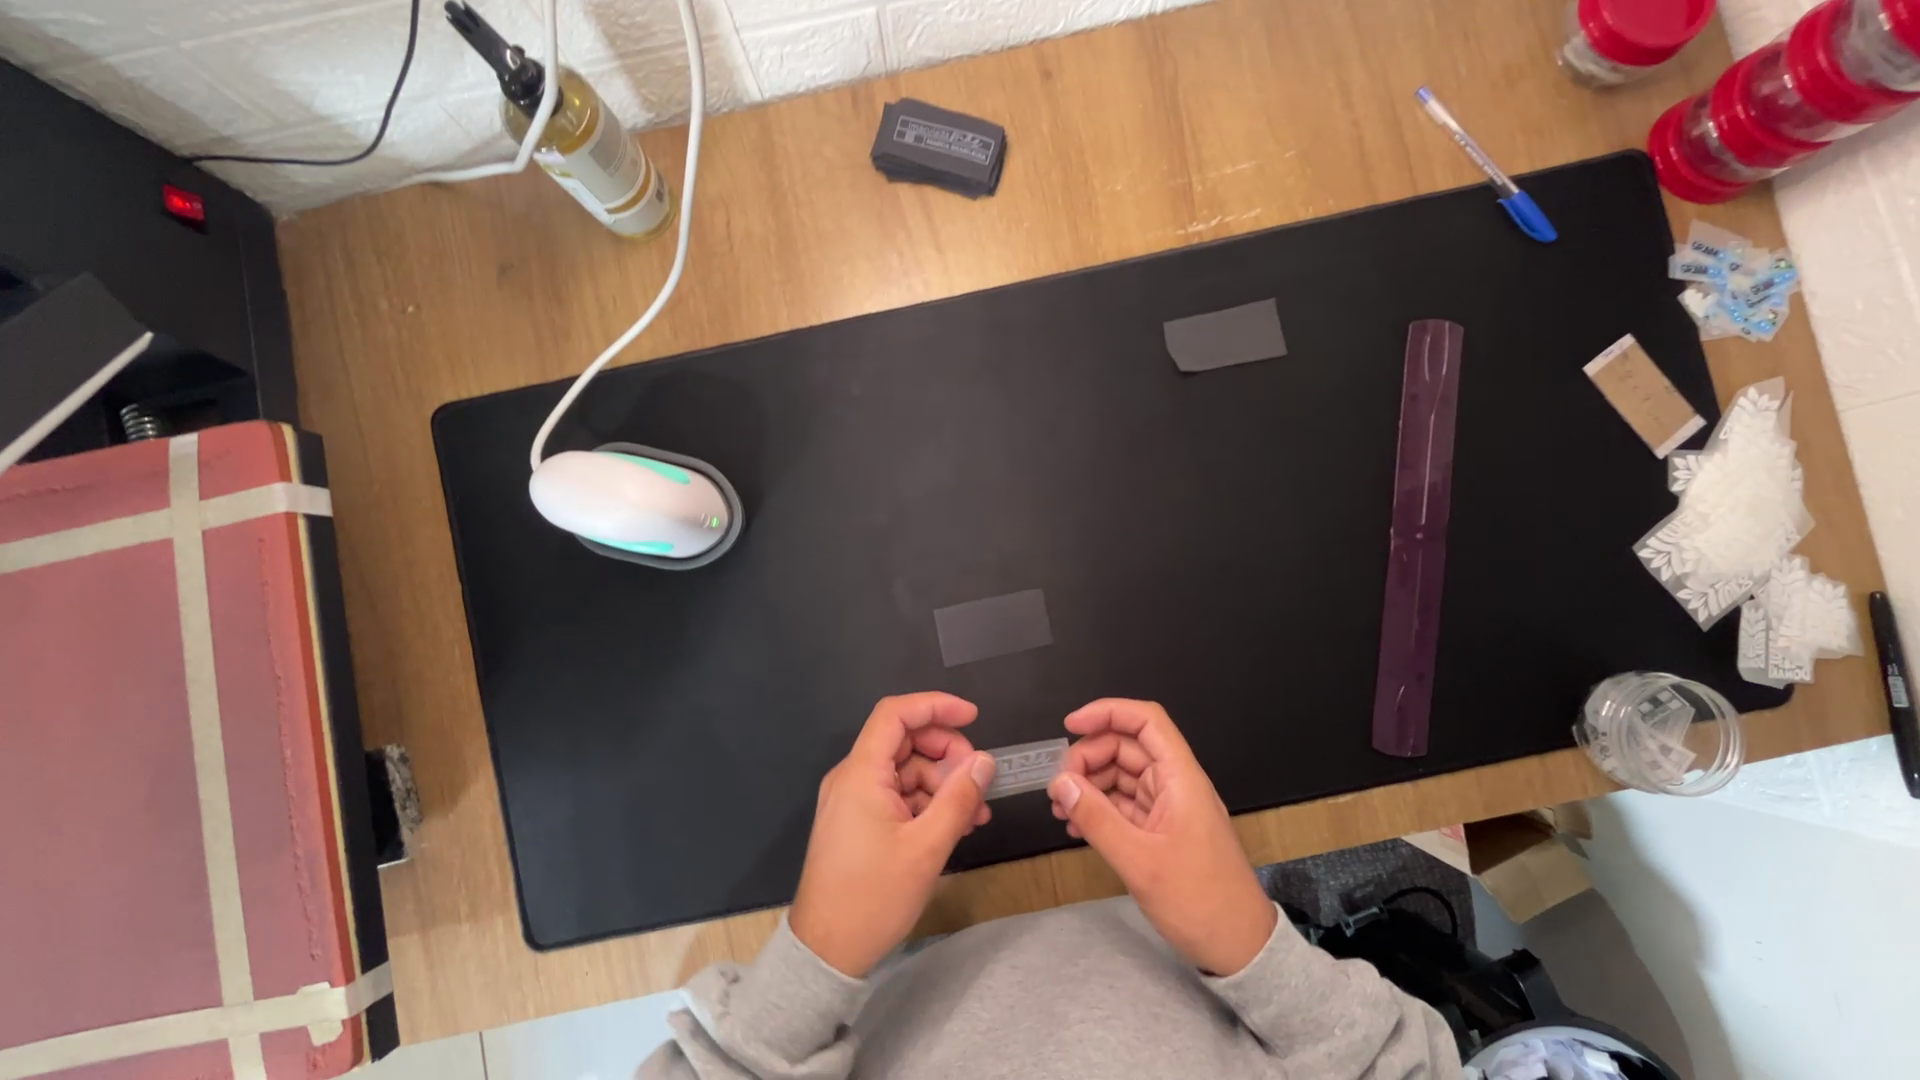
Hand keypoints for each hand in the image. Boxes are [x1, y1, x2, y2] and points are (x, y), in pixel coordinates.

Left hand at [789, 692, 996, 976]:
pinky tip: (955, 826)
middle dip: (947, 753)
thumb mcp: (927, 847)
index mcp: (861, 773)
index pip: (896, 714)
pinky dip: (927, 804)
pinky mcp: (857, 822)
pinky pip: (897, 796)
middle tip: (979, 780)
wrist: (826, 952)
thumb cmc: (874, 897)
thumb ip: (958, 798)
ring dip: (943, 784)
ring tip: (976, 815)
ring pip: (905, 771)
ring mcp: (853, 800)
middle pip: (904, 741)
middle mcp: (852, 777)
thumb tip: (985, 760)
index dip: (936, 706)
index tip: (974, 717)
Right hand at [1047, 699, 1276, 975]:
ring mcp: (1169, 808)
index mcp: (1181, 779)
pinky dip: (1100, 809)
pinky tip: (1078, 827)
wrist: (1238, 948)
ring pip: (1122, 776)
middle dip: (1088, 758)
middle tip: (1059, 788)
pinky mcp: (1162, 831)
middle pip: (1127, 747)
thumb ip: (1097, 818)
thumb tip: (1060, 783)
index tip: (1070, 726)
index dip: (1108, 712)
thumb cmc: (1199, 902)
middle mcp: (1176, 785)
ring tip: (1062, 810)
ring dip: (1089, 785)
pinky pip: (1125, 805)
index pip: (1146, 721)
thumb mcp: (1140, 862)